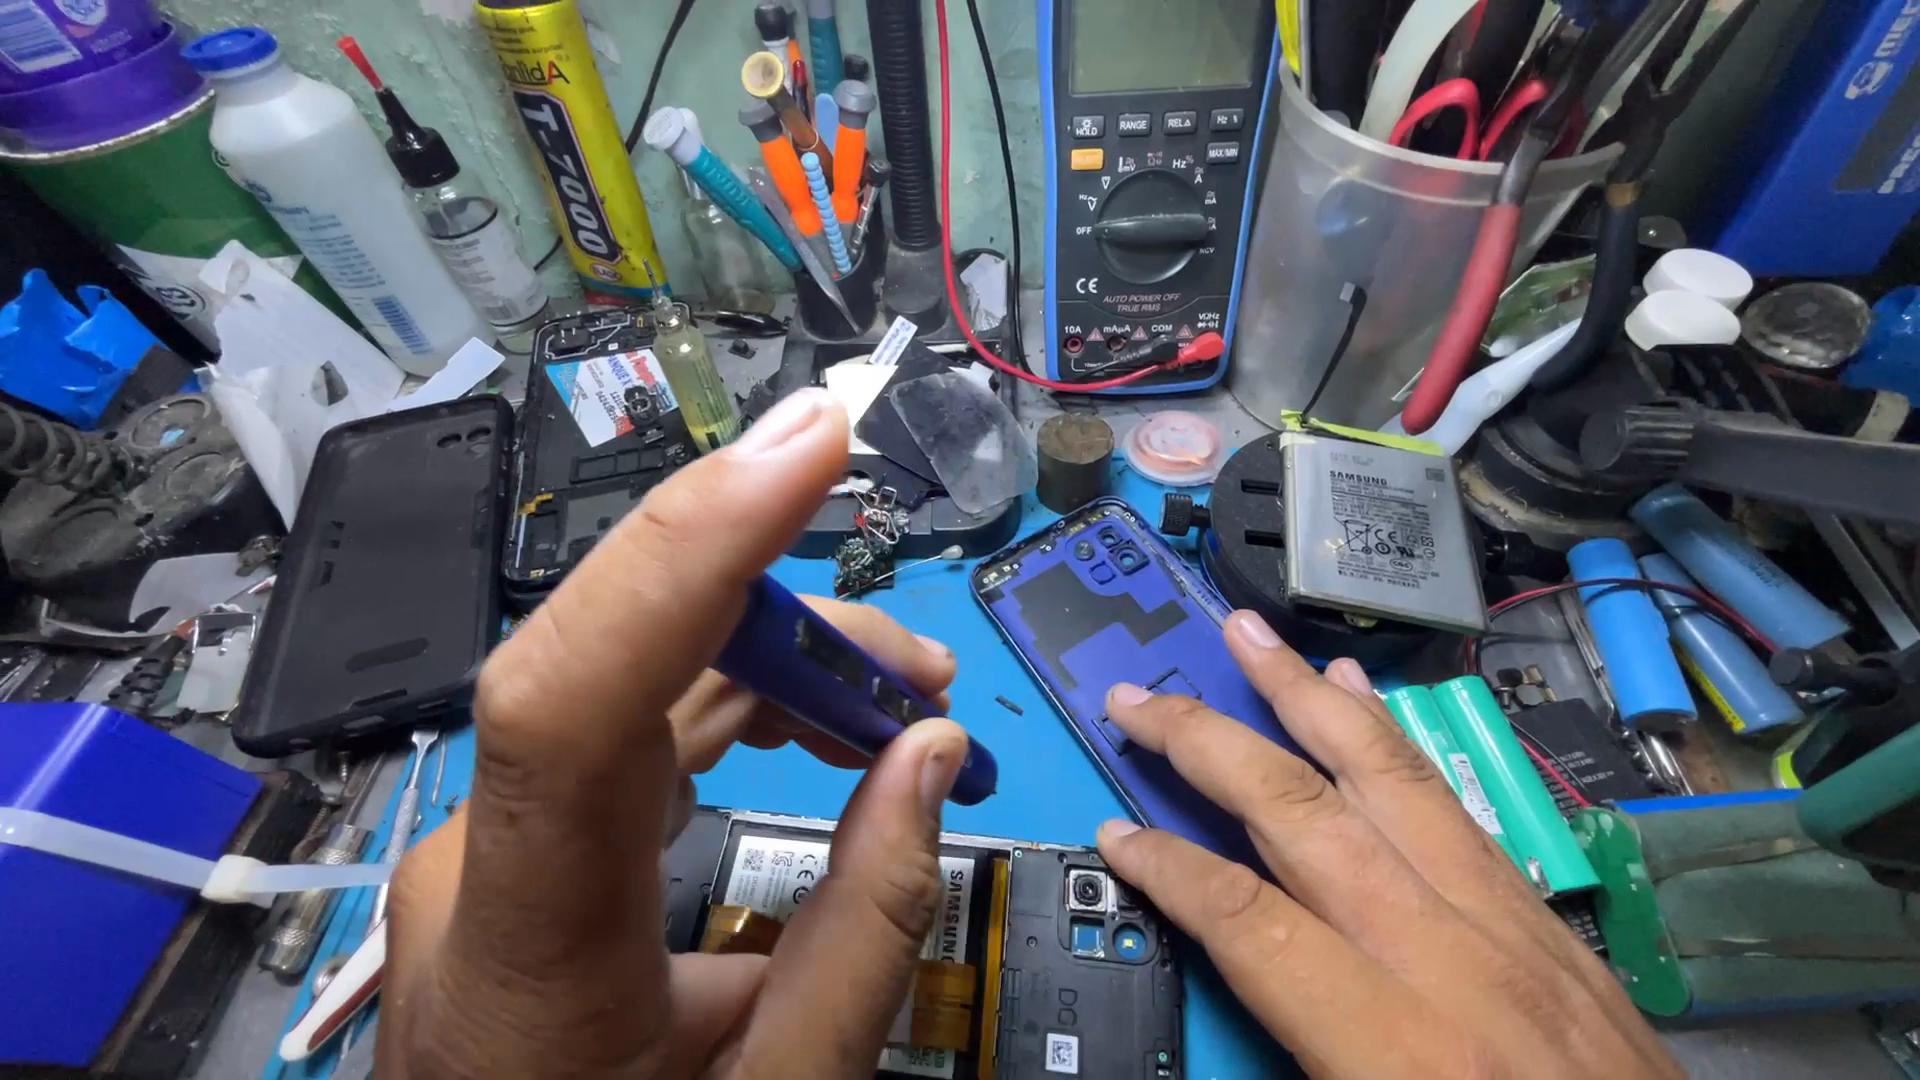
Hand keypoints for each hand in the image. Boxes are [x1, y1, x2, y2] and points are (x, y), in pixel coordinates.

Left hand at [378, 389, 975, 1077]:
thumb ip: (867, 930)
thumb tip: (933, 753)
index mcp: (527, 951)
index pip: (573, 691)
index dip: (692, 544)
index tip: (808, 448)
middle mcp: (487, 854)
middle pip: (641, 657)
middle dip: (798, 626)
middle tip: (923, 670)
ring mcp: (507, 826)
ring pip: (657, 671)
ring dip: (789, 661)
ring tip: (901, 699)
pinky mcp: (544, 818)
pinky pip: (653, 712)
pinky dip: (755, 697)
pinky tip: (828, 720)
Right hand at [1095, 611, 1680, 1078]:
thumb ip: (1282, 1056)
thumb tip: (1212, 980)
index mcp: (1399, 1045)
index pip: (1248, 918)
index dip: (1167, 869)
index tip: (1115, 836)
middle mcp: (1450, 957)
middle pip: (1299, 811)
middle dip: (1203, 741)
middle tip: (1135, 696)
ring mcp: (1504, 920)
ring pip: (1382, 772)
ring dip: (1302, 692)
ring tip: (1247, 634)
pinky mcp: (1537, 909)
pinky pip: (1447, 794)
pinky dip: (1387, 728)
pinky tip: (1353, 684)